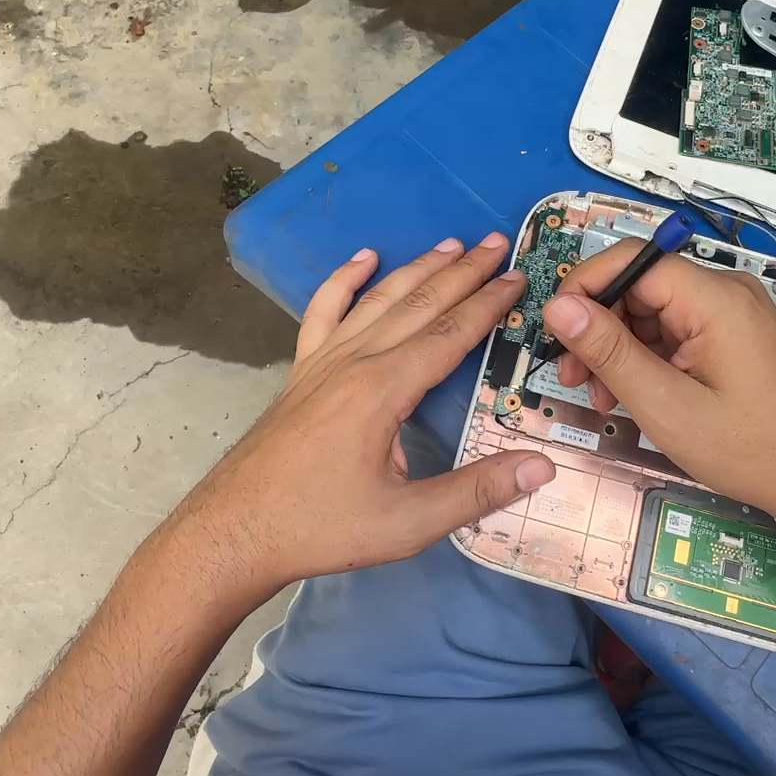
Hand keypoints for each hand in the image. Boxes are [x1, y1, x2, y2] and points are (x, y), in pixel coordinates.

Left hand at [182, 234, 553, 590]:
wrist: (232, 532)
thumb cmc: (322, 527)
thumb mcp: (407, 523)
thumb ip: (477, 492)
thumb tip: (543, 467)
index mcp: (383, 390)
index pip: (448, 333)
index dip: (487, 303)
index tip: (517, 277)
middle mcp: (354, 361)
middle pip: (419, 303)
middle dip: (462, 271)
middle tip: (496, 243)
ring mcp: (322, 360)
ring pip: (378, 299)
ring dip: (418, 268)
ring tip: (451, 243)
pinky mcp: (301, 369)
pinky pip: (323, 310)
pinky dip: (344, 280)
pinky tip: (363, 258)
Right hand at [544, 241, 775, 529]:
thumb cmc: (750, 447)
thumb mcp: (666, 404)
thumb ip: (609, 351)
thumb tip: (559, 305)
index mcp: (713, 297)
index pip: (631, 260)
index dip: (584, 287)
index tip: (554, 331)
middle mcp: (723, 292)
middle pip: (639, 287)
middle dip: (599, 328)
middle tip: (574, 378)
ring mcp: (731, 314)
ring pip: (653, 313)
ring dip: (620, 350)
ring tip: (605, 399)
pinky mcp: (733, 337)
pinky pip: (675, 333)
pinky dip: (648, 359)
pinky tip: (635, 395)